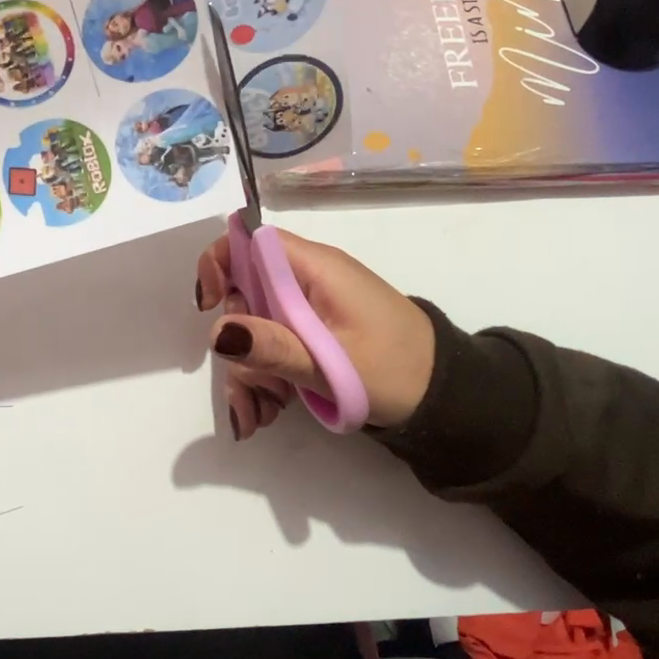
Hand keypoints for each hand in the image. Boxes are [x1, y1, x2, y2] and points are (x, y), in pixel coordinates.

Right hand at [194, 230, 435, 438]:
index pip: (249, 240)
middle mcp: (305, 281)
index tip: (209, 307)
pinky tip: (264, 414)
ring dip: (247, 373)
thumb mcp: (330, 364)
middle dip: (236, 346)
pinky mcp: (312, 334)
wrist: (450, 401)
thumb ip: (273, 347)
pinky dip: (264, 379)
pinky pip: (272, 346)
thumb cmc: (396, 370)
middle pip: (245, 295)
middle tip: (248, 392)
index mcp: (313, 269)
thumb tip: (218, 333)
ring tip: (256, 418)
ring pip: (254, 328)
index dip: (220, 264)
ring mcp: (308, 309)